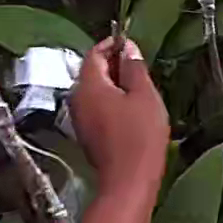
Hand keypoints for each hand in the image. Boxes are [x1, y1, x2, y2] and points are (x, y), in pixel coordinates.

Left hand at [69, 37, 168, 202]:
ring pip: (94, 89)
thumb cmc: (140, 132)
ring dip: (113, 81)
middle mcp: (77, 99)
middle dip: (113, 63)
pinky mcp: (87, 132)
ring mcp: (79, 118)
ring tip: (139, 83)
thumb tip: (127, 47)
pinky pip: (96, 104)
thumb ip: (134, 68)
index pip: (94, 54)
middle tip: (139, 63)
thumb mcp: (144, 94)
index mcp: (89, 86)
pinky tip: (130, 104)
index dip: (112, 44)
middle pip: (91, 71)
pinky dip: (110, 97)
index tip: (132, 43)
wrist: (129, 179)